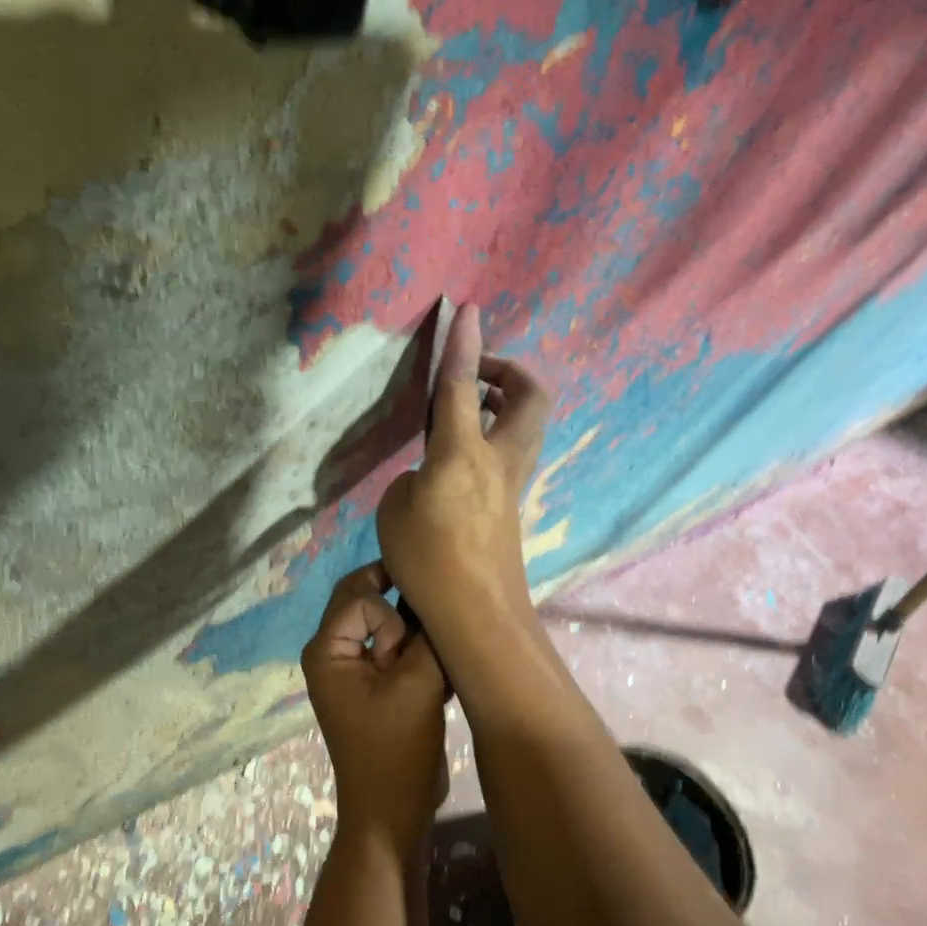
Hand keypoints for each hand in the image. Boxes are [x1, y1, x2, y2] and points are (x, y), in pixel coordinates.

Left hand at [302, 562, 448, 855]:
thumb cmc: (396, 749)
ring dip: (413, 639)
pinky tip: (438, 681)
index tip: (400, 661)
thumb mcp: (418, 685)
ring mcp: (352, 670)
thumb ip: (426, 635)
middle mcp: (332, 653)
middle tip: (426, 643)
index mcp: (325, 650)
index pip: (360, 598)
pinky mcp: (374, 685)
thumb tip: (437, 598)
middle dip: (402, 616)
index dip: (390, 622)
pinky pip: (394, 650)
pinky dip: (416, 657)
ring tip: (433, 668)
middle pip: (366, 602)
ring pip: (385, 626)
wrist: (393, 812)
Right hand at [378, 303, 549, 636]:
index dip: (461, 345)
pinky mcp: (509, 504)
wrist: (476, 616)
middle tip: (471, 374)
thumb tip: (430, 475)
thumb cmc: (429, 559)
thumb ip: (413, 476)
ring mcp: (511, 482)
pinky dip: (490, 433)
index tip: (464, 309)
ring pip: (525, 422)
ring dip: (501, 401)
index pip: (461, 386)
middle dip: (506, 370)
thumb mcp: (398, 508)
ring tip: (461, 408)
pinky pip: (509, 448)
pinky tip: (456, 454)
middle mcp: (498, 459)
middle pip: (528, 395)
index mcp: (464, 453)